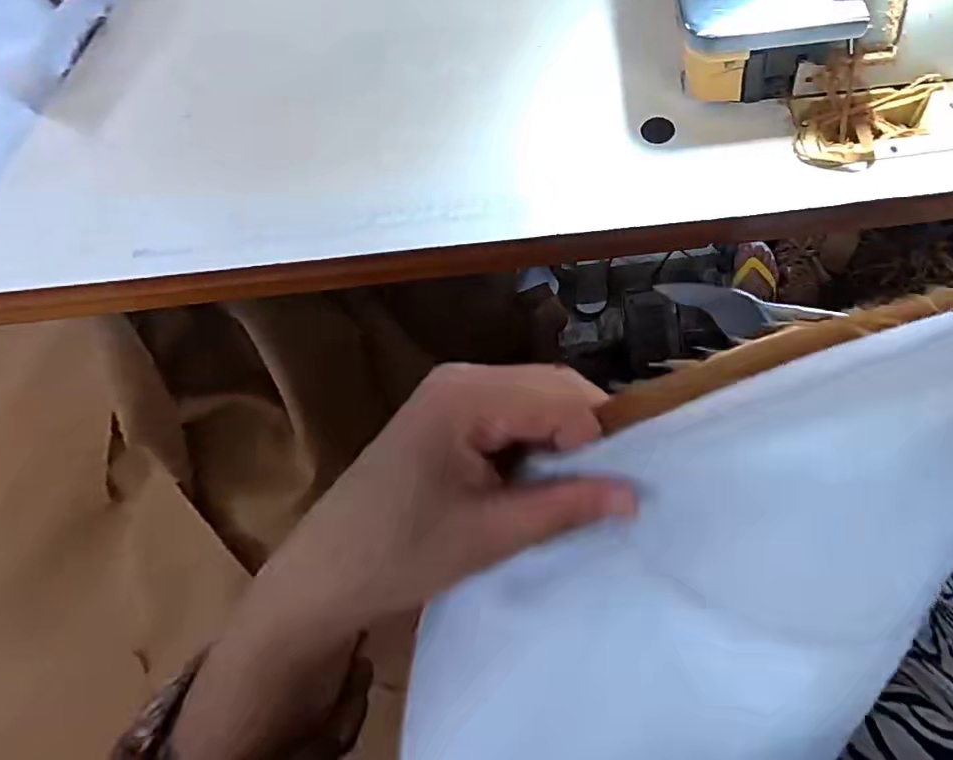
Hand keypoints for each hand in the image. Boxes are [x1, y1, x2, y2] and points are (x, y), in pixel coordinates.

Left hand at [173, 364, 635, 759]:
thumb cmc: (397, 556)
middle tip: (598, 482)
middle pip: (554, 385)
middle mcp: (465, 375)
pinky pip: (519, 404)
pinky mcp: (455, 403)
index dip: (594, 439)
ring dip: (565, 432)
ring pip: (541, 392)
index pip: (561, 398)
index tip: (606, 487)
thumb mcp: (489, 536)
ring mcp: (457, 386)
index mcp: (467, 395)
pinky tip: (537, 469)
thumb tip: (634, 496)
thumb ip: (565, 507)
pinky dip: (541, 432)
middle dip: (585, 430)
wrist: (318, 578)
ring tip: (569, 481)